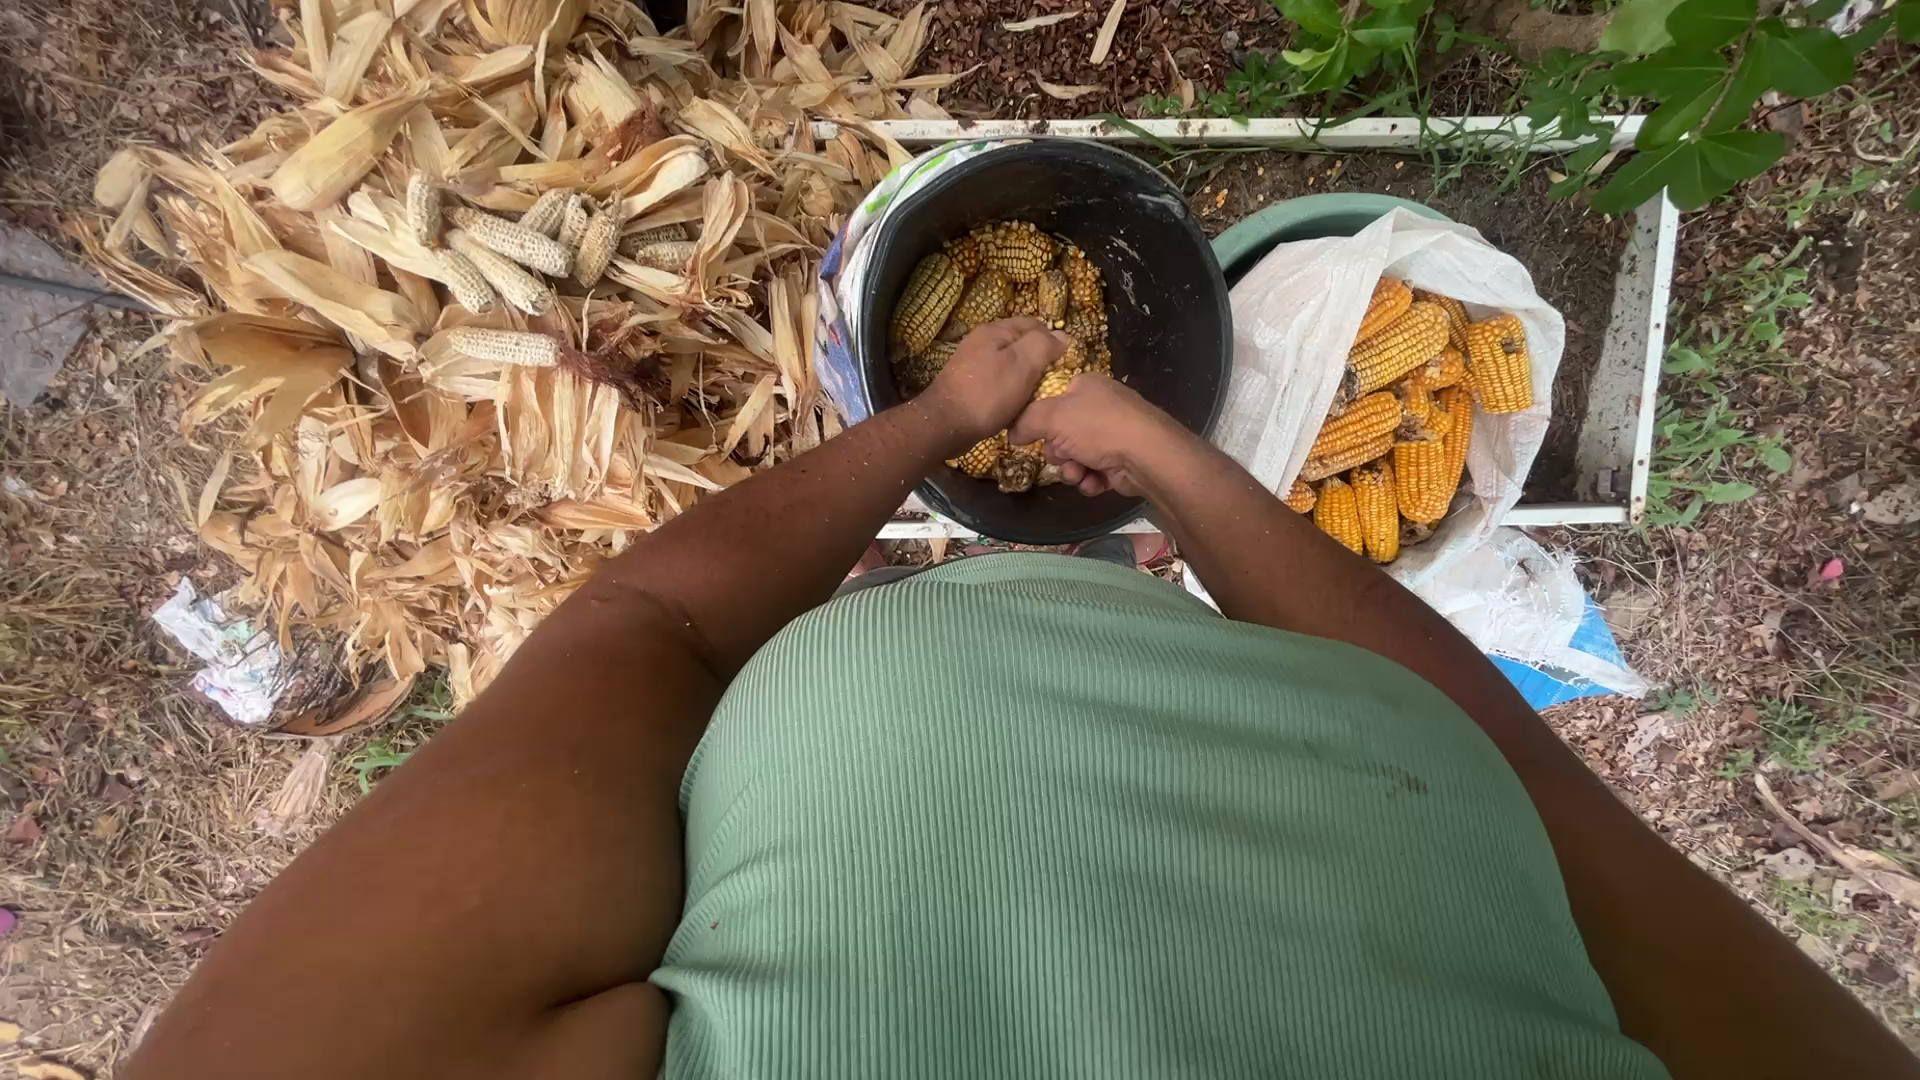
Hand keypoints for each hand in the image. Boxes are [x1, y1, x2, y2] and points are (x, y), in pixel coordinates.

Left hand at [918, 318, 1063, 450]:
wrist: (945, 425)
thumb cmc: (988, 394)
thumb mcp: (1023, 364)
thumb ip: (1043, 345)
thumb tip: (1062, 335)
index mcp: (996, 330)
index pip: (1035, 324)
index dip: (1053, 341)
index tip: (1064, 365)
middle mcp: (982, 341)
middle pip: (1020, 345)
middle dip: (1038, 362)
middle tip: (1050, 384)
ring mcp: (972, 364)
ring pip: (1009, 365)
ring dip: (1024, 379)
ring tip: (1034, 398)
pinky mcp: (967, 385)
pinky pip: (996, 383)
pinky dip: (1008, 392)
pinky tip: (1013, 407)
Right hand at [1007, 372, 1186, 496]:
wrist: (1146, 456)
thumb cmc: (1097, 427)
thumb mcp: (1051, 416)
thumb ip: (1025, 421)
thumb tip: (1012, 432)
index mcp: (1086, 386)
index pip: (1051, 399)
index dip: (1039, 419)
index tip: (1031, 435)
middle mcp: (1100, 407)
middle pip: (1061, 433)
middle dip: (1058, 452)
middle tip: (1062, 456)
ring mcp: (1113, 434)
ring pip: (1075, 456)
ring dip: (1072, 470)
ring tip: (1079, 473)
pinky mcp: (1121, 460)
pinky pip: (1093, 472)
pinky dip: (1090, 480)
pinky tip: (1094, 482)